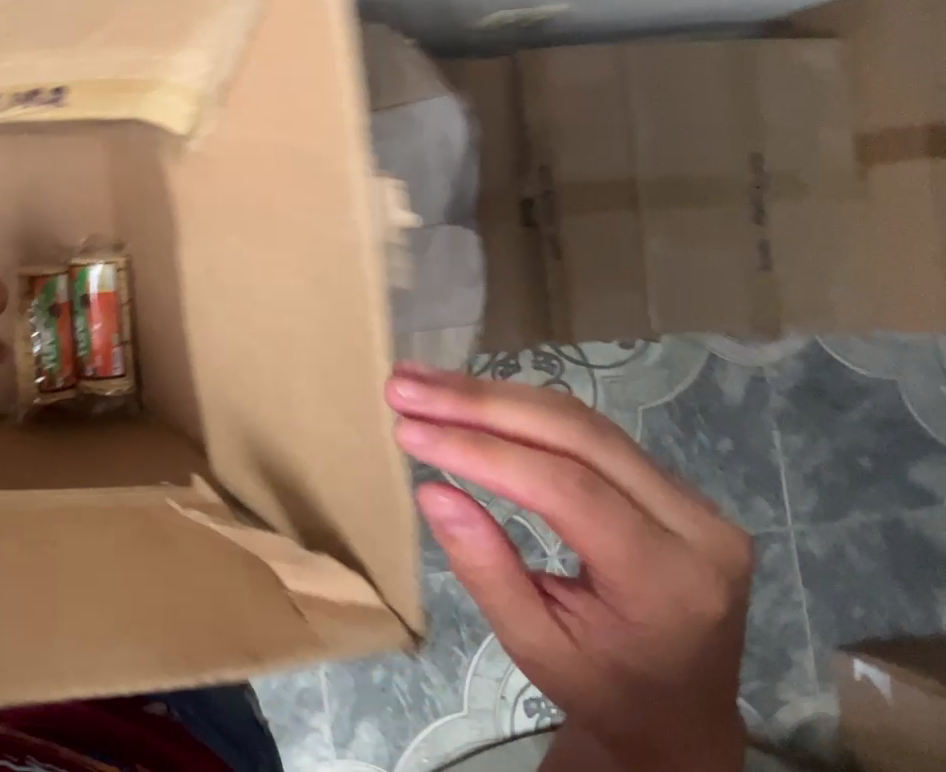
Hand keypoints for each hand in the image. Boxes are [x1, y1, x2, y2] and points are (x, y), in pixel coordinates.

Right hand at [386, 363, 751, 771]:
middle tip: (403, 388)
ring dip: (492, 396)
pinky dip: (517, 408)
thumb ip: (486, 569)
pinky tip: (465, 397)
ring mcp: (690, 500)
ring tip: (418, 382)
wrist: (679, 715)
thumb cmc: (600, 687)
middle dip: (479, 405)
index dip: (480, 452)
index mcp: (667, 578)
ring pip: (581, 421)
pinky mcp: (669, 486)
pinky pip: (587, 432)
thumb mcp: (532, 644)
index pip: (565, 488)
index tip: (406, 431)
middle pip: (577, 436)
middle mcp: (696, 526)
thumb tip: (431, 490)